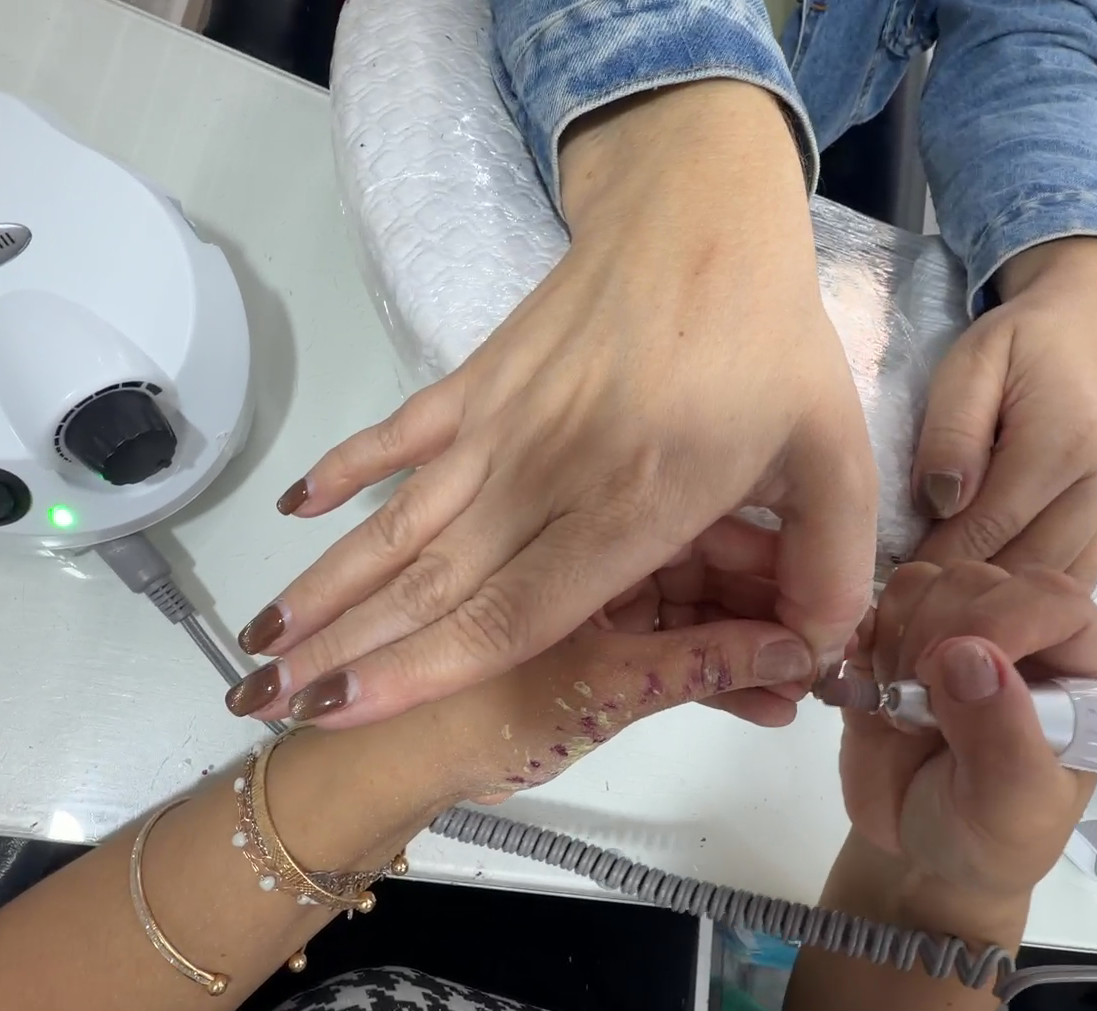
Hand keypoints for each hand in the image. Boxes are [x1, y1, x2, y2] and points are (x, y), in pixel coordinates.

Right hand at [231, 80, 875, 728]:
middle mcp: (544, 478)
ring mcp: (499, 425)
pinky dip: (346, 466)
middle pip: (432, 581)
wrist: (699, 213)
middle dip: (346, 649)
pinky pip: (401, 431)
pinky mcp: (477, 381)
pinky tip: (295, 501)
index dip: (425, 671)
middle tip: (265, 698)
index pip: (512, 613)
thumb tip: (814, 654)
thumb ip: (831, 569)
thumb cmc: (767, 339)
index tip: (341, 712)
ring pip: (400, 519)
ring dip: (329, 580)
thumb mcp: (836, 458)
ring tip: (260, 633)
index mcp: (628, 508)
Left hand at [387, 573, 817, 803]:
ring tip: (800, 690)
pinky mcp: (597, 645)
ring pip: (686, 609)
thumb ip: (696, 665)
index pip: (693, 528)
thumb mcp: (598, 686)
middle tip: (820, 654)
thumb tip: (797, 656)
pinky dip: (709, 675)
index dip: (762, 563)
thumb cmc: (482, 713)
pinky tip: (765, 700)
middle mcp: (590, 549)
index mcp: (579, 530)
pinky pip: (665, 647)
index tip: (816, 598)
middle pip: (697, 569)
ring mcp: (595, 599)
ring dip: (741, 651)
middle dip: (760, 615)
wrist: (399, 762)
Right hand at [822, 561, 1096, 937]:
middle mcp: (1012, 642)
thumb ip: (1003, 739)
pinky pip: (872, 607)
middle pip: (976, 582)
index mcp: (1069, 674)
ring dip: (898, 637)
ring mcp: (945, 639)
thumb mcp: (1012, 810)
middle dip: (937, 635)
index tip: (951, 668)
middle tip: (919, 704)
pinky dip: (860, 635)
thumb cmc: (985, 838)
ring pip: (922, 585)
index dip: (1005, 617)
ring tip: (897, 699)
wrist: (915, 851)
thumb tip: (970, 654)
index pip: (1055, 602)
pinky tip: (863, 680)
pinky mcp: (889, 645)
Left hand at [912, 236, 1096, 585]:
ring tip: (951, 604)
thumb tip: (937, 503)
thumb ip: (951, 432)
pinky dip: (1039, 584)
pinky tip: (998, 593)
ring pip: (1063, 575)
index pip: (989, 527)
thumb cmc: (1025, 336)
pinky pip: (1087, 564)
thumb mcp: (971, 363)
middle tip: (917, 605)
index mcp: (1065, 440)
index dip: (938, 561)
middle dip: (970, 590)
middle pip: (1029, 562)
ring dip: (1007, 599)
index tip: (896, 584)